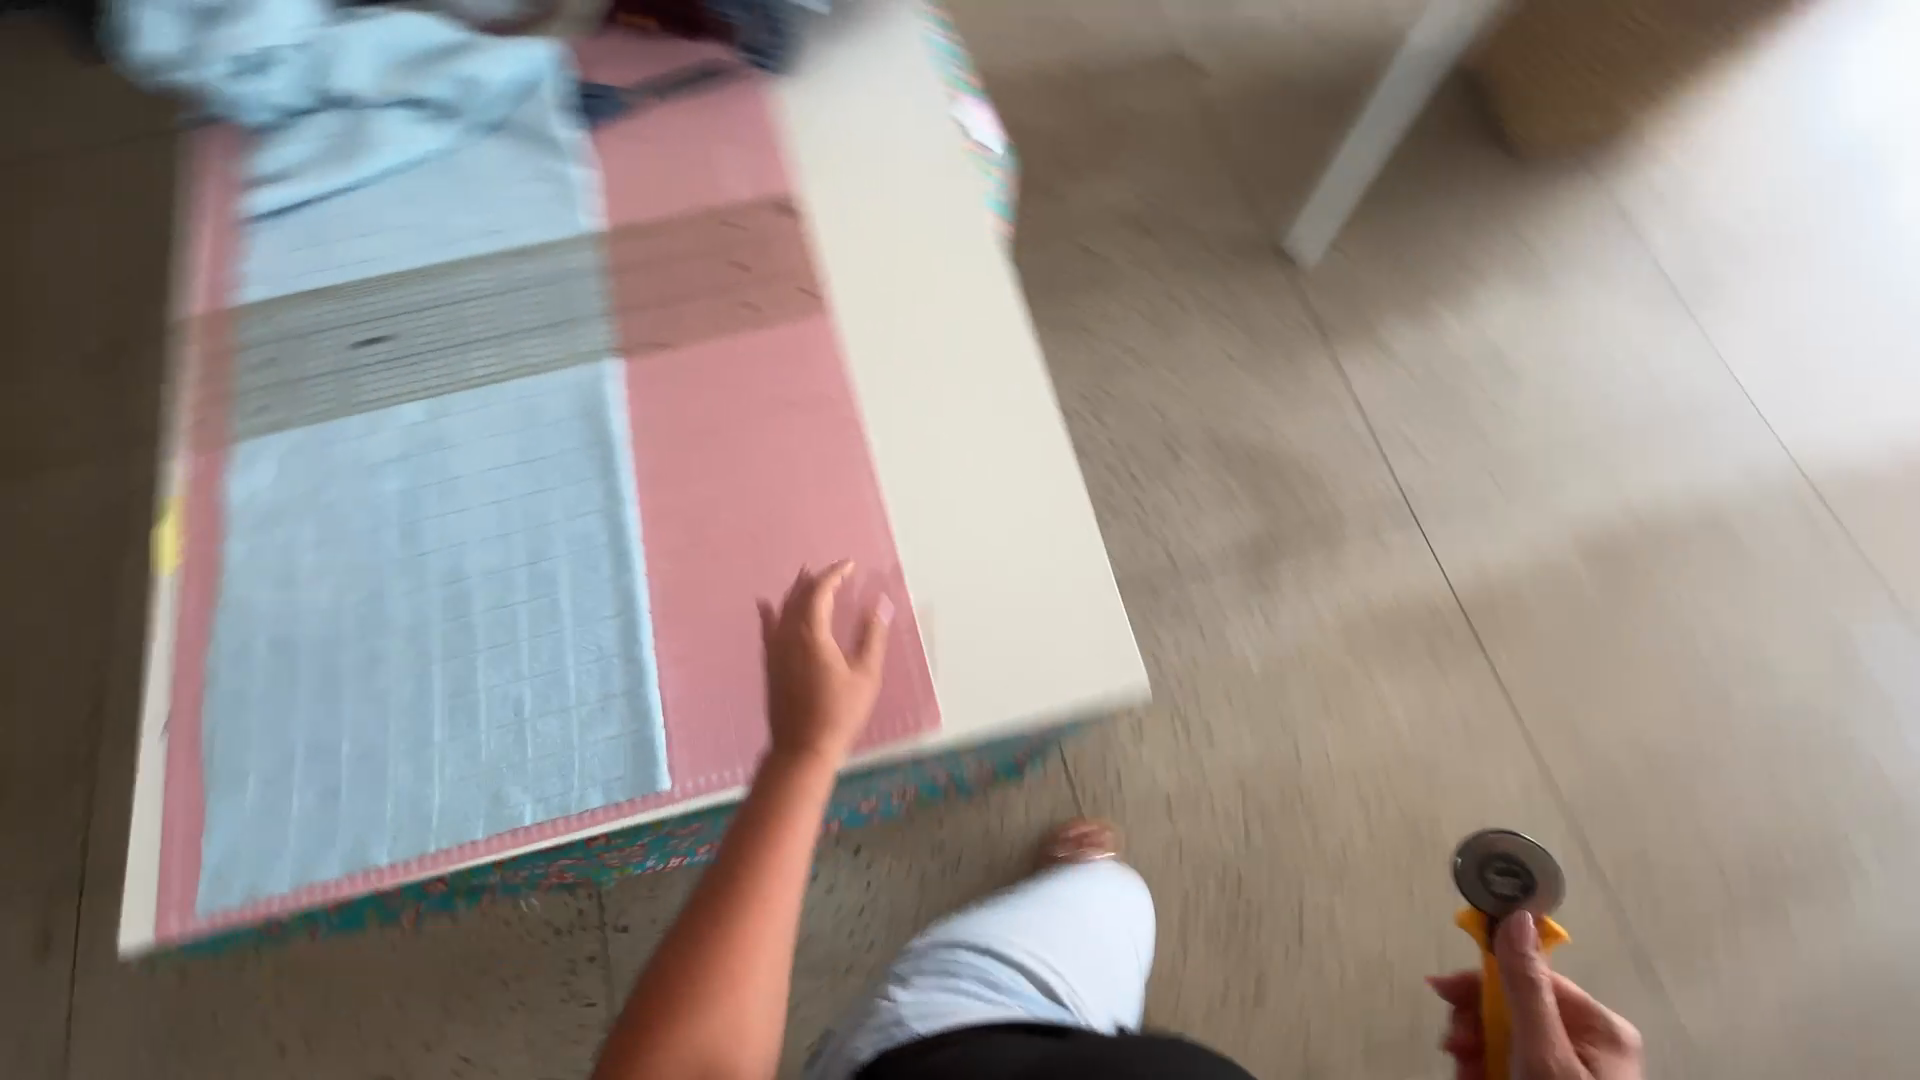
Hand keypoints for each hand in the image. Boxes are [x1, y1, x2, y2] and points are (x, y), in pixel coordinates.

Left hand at [757, 561, 891, 765]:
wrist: (802, 747)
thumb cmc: (840, 712)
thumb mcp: (866, 675)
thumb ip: (872, 636)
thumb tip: (880, 604)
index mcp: (813, 634)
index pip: (820, 591)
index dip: (834, 574)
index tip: (849, 565)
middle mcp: (789, 636)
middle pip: (799, 596)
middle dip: (815, 579)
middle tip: (832, 571)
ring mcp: (775, 650)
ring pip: (782, 609)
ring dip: (796, 591)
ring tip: (806, 577)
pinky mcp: (770, 664)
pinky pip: (767, 628)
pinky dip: (769, 611)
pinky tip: (766, 604)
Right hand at [1429, 912, 1644, 1079]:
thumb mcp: (1542, 1054)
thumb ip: (1524, 986)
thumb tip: (1517, 915)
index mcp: (1600, 1026)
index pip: (1526, 975)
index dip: (1479, 982)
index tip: (1440, 993)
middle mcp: (1588, 1042)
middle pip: (1510, 1005)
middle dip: (1473, 1025)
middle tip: (1453, 1047)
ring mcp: (1570, 1068)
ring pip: (1502, 1035)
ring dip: (1471, 1050)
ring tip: (1462, 1072)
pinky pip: (1506, 1061)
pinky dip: (1481, 1069)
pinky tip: (1471, 1079)